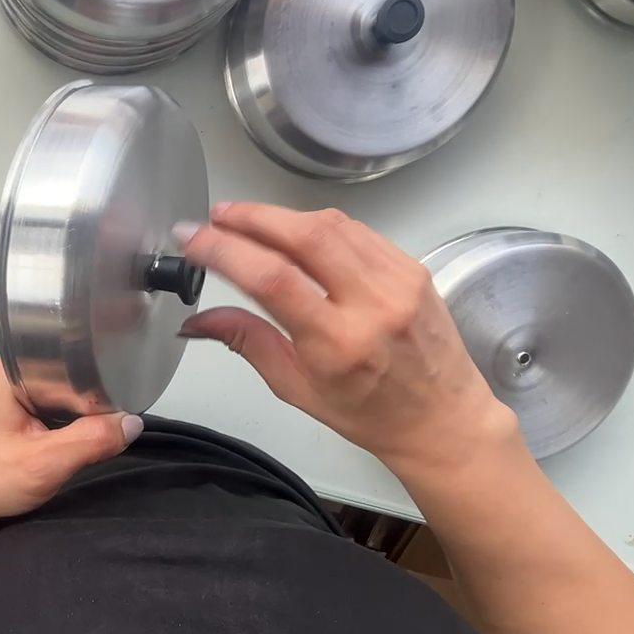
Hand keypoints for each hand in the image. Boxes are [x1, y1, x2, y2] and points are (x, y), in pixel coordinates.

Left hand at [0, 363, 141, 532]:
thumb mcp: (44, 463)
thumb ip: (90, 441)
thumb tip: (134, 424)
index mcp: (14, 368)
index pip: (74, 356)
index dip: (104, 376)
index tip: (130, 394)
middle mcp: (14, 372)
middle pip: (74, 374)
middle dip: (98, 396)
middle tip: (122, 416)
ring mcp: (15, 393)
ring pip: (68, 394)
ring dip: (86, 413)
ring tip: (108, 426)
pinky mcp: (18, 414)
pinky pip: (58, 410)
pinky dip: (73, 423)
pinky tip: (86, 435)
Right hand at [178, 203, 520, 479]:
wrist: (441, 417)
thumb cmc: (366, 413)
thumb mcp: (294, 386)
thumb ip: (247, 341)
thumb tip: (197, 321)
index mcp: (336, 343)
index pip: (272, 279)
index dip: (225, 250)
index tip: (193, 239)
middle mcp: (372, 304)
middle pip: (305, 236)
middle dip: (252, 218)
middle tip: (215, 216)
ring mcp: (398, 280)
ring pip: (331, 224)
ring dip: (281, 216)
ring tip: (244, 219)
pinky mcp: (412, 267)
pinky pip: (357, 231)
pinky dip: (316, 225)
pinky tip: (291, 231)